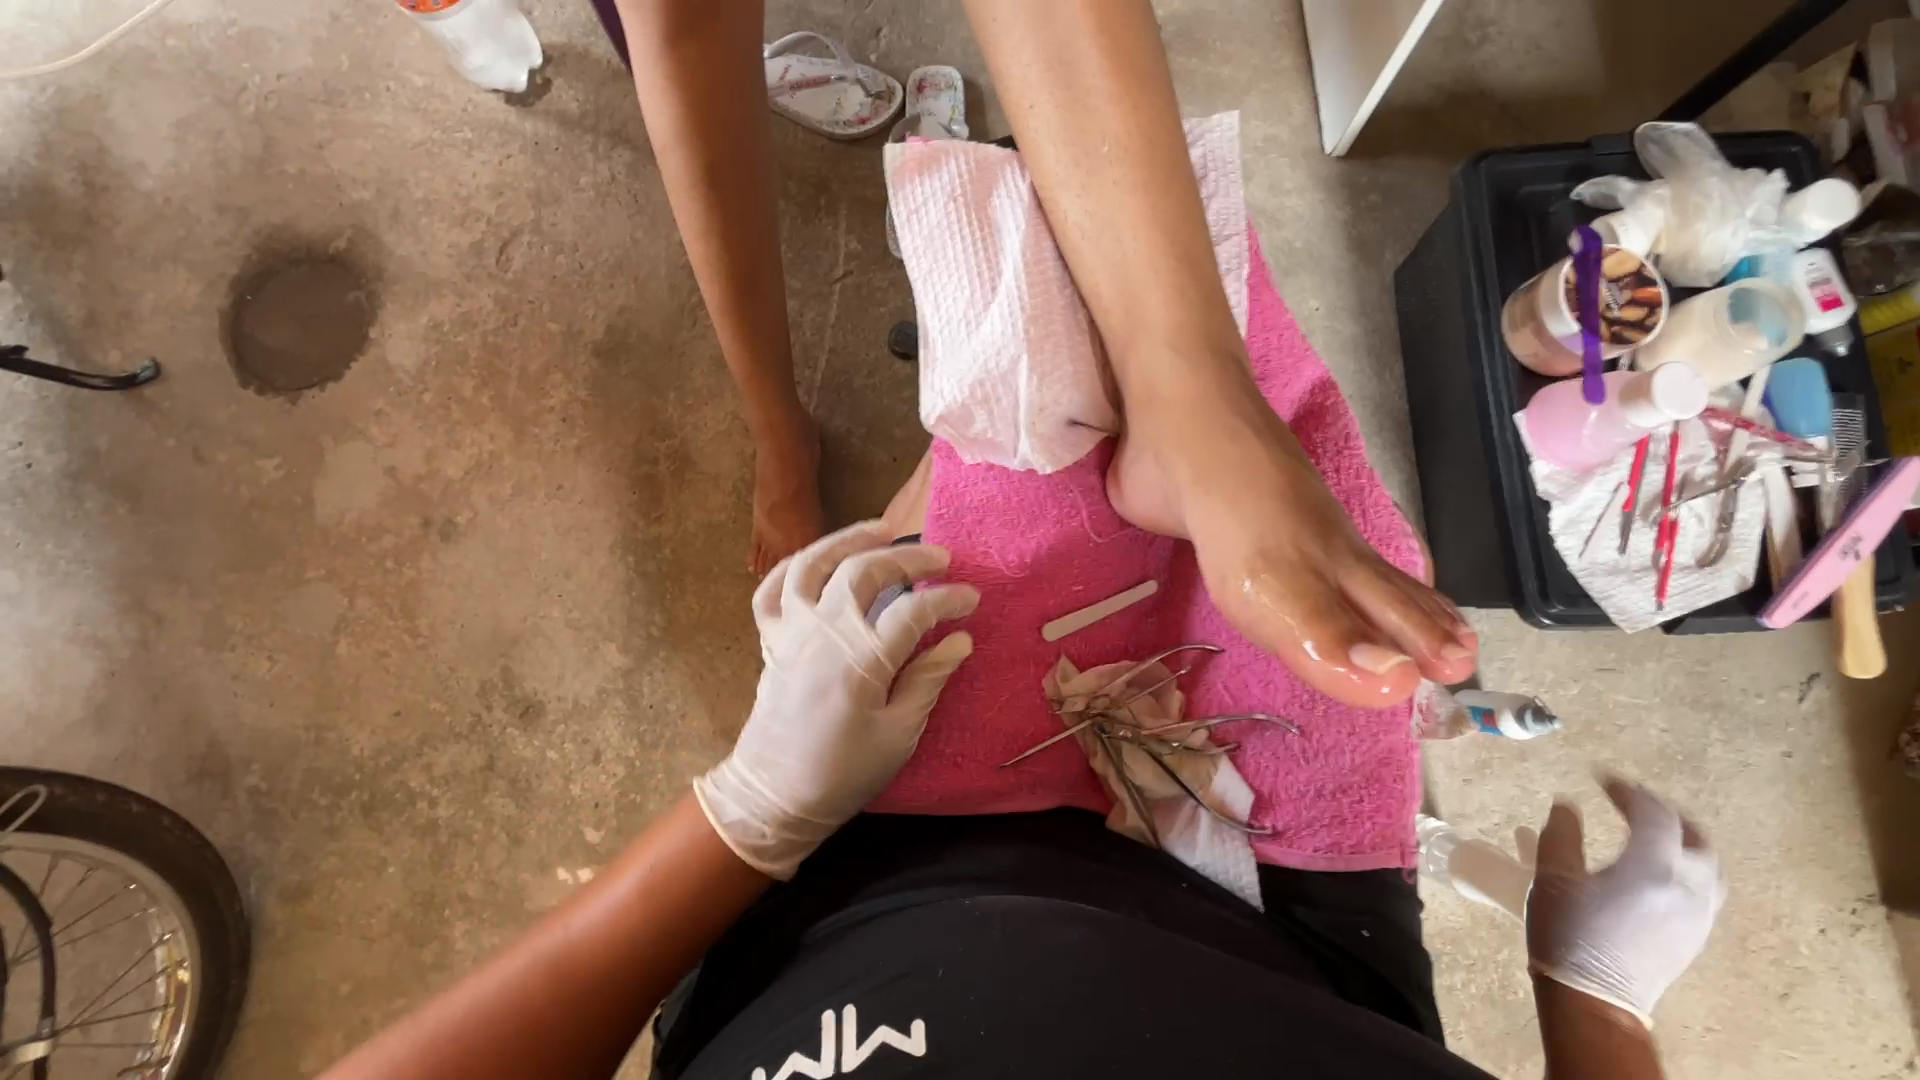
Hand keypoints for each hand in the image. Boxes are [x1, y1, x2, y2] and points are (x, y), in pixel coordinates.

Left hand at [694, 521, 978, 878]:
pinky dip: (795, 565)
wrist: (773, 796)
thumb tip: (959, 640)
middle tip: (941, 558)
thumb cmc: (843, 773)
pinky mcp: (771, 639)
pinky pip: (773, 588)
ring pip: (814, 563)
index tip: (971, 599)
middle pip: (866, 571)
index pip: (915, 611)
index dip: (948, 600)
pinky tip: (820, 558)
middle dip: (908, 558)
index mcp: (861, 660)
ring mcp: (791, 631)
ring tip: (882, 530)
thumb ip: (927, 680)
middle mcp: (823, 633)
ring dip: (849, 540)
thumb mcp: (899, 736)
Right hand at [1527, 778, 1726, 1026]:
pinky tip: (1658, 866)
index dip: (1628, 789)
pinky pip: (1706, 885)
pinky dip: (1686, 862)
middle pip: (1693, 836)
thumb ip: (1561, 835)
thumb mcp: (1553, 879)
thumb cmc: (1567, 933)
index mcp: (1651, 869)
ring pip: (1708, 863)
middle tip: (1629, 798)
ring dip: (1682, 836)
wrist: (1596, 997)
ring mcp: (1700, 913)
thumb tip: (1567, 804)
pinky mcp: (1698, 932)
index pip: (1653, 814)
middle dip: (1662, 810)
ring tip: (1651, 829)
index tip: (1600, 777)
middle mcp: (1688, 888)